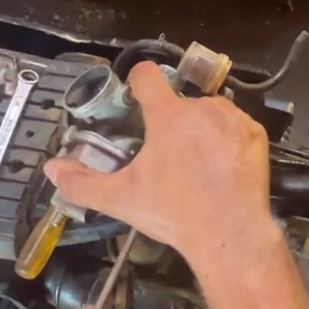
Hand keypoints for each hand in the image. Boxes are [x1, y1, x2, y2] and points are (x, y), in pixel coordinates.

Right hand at [44, 62, 279, 271]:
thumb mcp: (122, 199)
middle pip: (181, 103)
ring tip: (199, 163)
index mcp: (168, 116)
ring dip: (203, 129)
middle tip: (171, 155)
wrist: (229, 233)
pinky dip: (229, 139)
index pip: (148, 76)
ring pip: (211, 112)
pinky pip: (237, 126)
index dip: (138, 80)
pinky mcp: (256, 134)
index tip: (137, 92)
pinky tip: (223, 165)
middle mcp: (203, 108)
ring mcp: (233, 119)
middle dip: (174, 123)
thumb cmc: (175, 213)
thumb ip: (82, 182)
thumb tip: (52, 170)